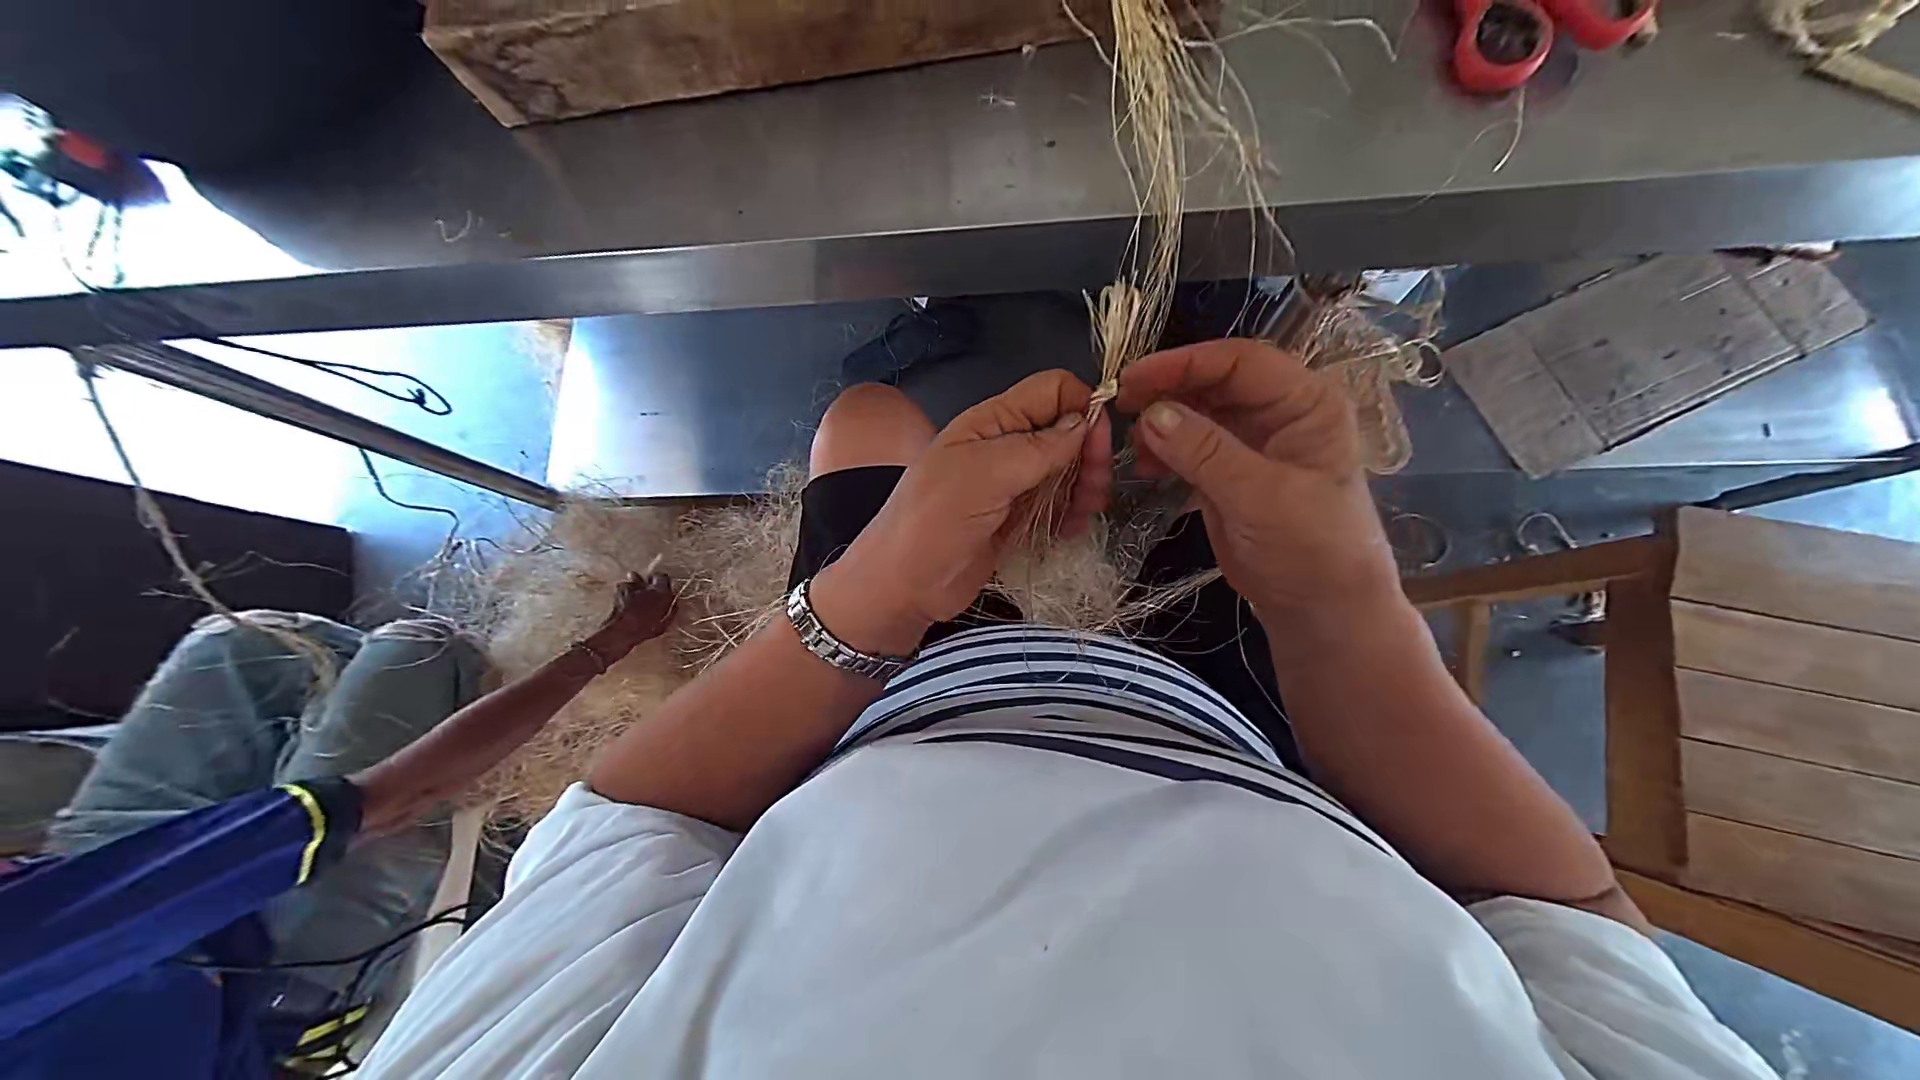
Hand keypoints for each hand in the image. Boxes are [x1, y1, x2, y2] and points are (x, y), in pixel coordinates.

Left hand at [585, 572, 677, 658]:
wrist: (621, 631)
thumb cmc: (645, 629)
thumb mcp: (665, 622)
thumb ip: (671, 609)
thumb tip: (674, 602)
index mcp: (661, 591)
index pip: (664, 577)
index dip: (664, 582)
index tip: (665, 588)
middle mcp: (646, 585)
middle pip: (650, 576)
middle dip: (650, 581)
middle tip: (651, 590)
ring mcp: (631, 586)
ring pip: (635, 578)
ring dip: (636, 583)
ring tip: (636, 592)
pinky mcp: (618, 590)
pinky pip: (624, 586)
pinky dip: (625, 590)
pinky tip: (625, 598)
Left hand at [812, 370, 1112, 654]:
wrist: (903, 585)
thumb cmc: (935, 521)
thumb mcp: (985, 474)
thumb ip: (1038, 446)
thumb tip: (1085, 421)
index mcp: (992, 422)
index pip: (1052, 390)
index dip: (1082, 406)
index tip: (1098, 442)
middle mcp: (1005, 447)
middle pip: (1066, 431)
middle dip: (1089, 453)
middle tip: (1094, 487)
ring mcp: (1011, 485)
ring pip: (1066, 470)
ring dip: (1084, 486)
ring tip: (1085, 511)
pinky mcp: (1015, 520)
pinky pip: (1056, 505)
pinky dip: (1071, 513)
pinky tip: (1072, 528)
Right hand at [1114, 339, 1397, 617]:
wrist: (1320, 610)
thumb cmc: (1310, 549)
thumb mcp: (1259, 496)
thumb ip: (1205, 451)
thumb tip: (1150, 414)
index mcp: (1303, 403)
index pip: (1239, 362)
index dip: (1184, 364)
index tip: (1132, 379)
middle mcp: (1278, 415)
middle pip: (1213, 384)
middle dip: (1167, 392)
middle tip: (1121, 408)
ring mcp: (1252, 445)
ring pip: (1197, 415)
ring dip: (1162, 425)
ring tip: (1135, 450)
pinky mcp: (1229, 475)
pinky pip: (1190, 449)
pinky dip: (1165, 454)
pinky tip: (1146, 470)